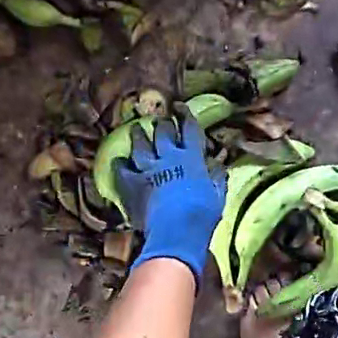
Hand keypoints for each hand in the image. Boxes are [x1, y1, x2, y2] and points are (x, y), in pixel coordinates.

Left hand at [115, 105, 225, 282]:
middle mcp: (168, 157)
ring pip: (140, 145)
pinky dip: (120, 164)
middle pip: (163, 133)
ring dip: (139, 136)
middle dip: (162, 124)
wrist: (176, 231)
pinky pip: (122, 169)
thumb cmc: (202, 214)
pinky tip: (118, 161)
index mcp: (191, 158)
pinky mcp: (131, 183)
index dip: (184, 116)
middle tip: (160, 120)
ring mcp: (147, 168)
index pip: (189, 129)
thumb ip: (217, 177)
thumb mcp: (217, 195)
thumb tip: (219, 165)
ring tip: (137, 129)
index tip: (180, 107)